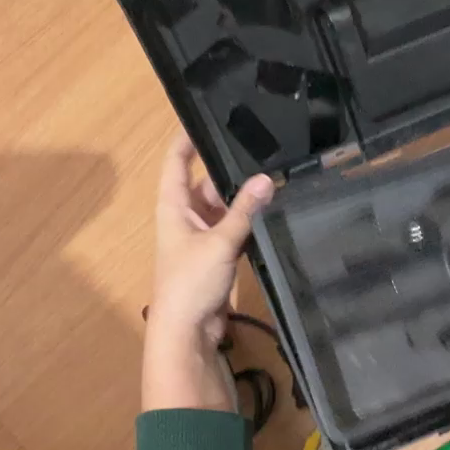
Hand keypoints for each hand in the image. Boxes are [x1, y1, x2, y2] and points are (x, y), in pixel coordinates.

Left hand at [144, 133, 273, 411]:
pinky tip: (272, 213)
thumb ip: (245, 210)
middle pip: (207, 184)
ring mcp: (203, 238)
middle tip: (264, 153)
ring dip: (244, 200)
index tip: (205, 119)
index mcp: (174, 207)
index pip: (176, 163)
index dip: (186, 140)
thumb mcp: (220, 241)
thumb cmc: (190, 282)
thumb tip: (266, 179)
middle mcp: (187, 217)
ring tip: (275, 178)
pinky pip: (235, 230)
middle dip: (231, 173)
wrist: (188, 331)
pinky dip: (249, 223)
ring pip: (225, 208)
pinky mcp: (219, 257)